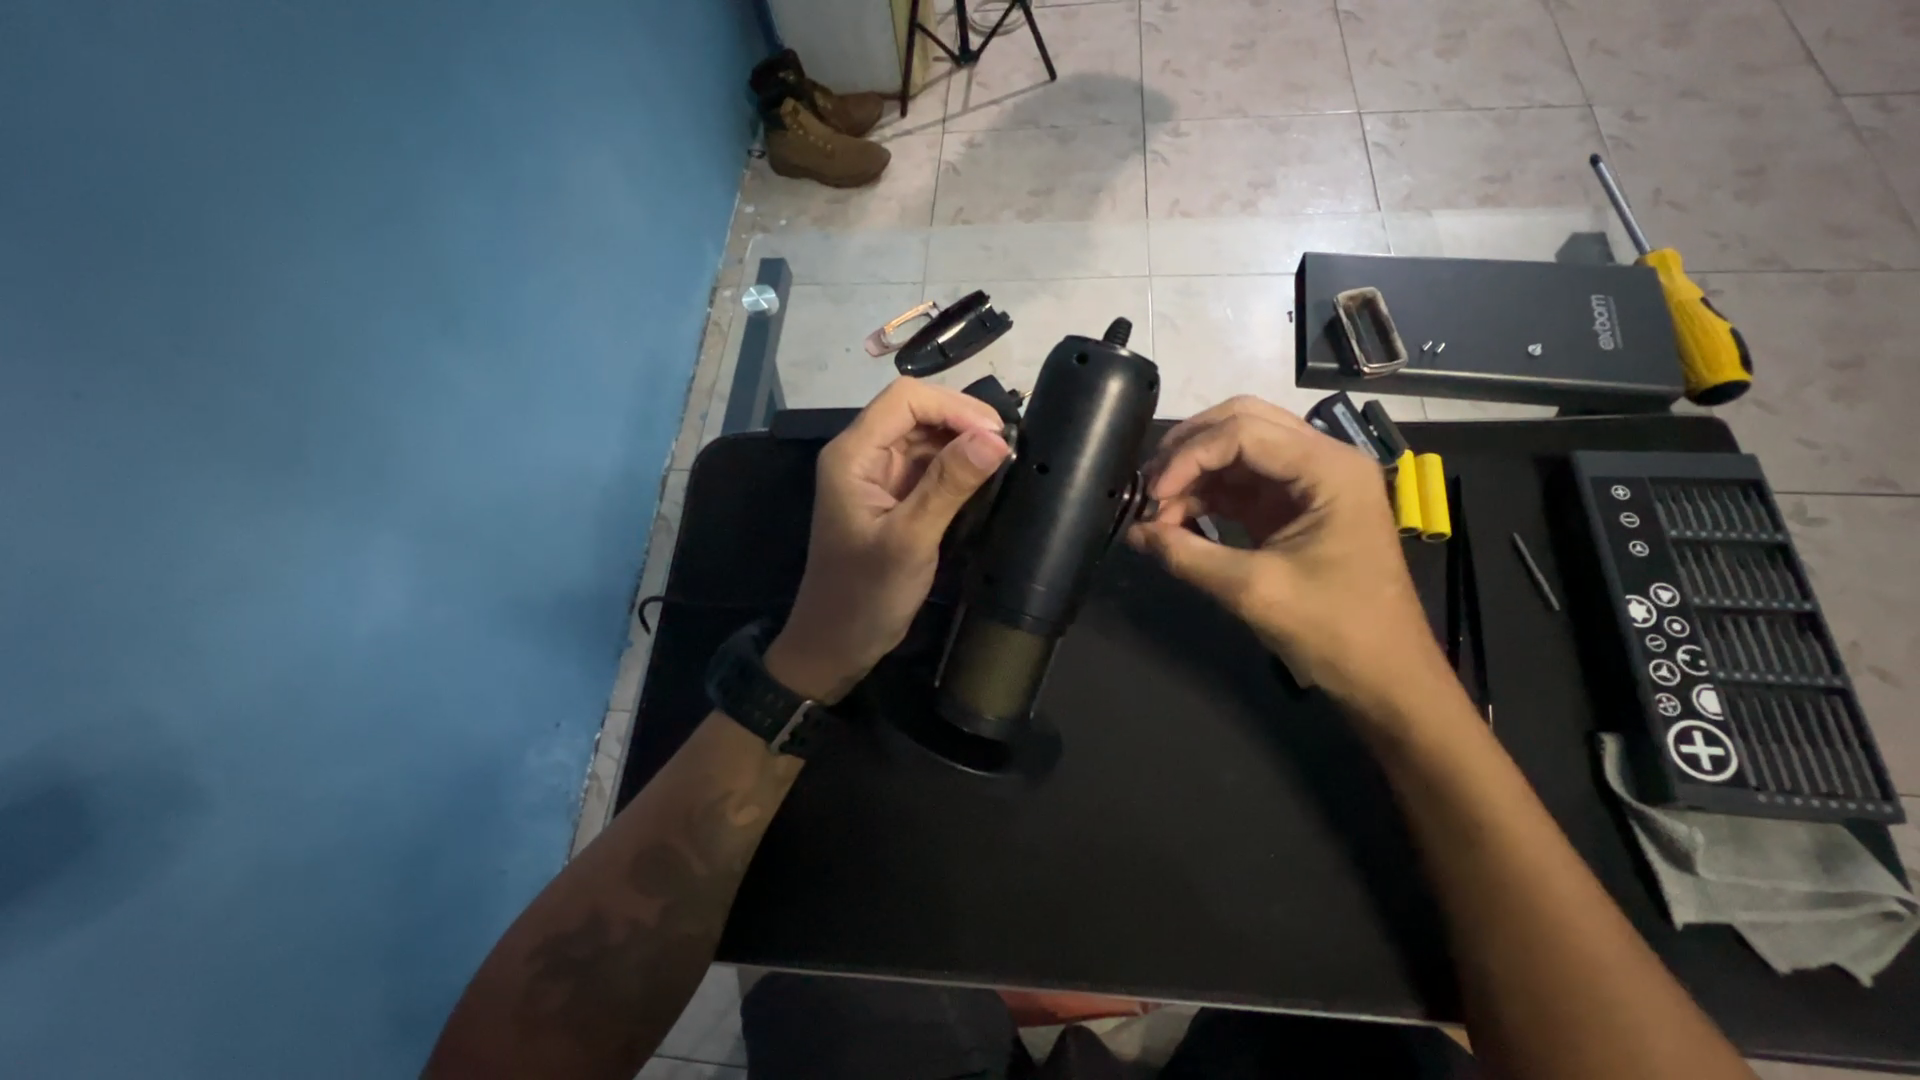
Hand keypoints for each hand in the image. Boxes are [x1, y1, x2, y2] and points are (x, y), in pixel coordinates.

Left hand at [766, 379, 1010, 703]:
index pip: (906, 400)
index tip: (997, 435)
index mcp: (853, 455)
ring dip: (964, 443)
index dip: (954, 407)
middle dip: (963, 422)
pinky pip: (929, 467)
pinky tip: (984, 480)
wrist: (836, 644)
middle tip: (1009, 449)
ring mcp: (879, 476)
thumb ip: (949, 484)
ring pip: (926, 438)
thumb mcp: (910, 539)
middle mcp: (863, 455)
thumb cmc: (864, 596)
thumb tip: (995, 438)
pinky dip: (958, 467)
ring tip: (1004, 462)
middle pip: (917, 413)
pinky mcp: (894, 498)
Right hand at [1126, 396, 1445, 711]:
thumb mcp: (1254, 590)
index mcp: (1329, 469)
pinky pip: (1243, 483)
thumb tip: (1133, 532)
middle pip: (1242, 423)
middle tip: (1150, 487)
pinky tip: (1176, 520)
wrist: (1385, 675)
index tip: (1152, 498)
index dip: (1189, 457)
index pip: (1242, 432)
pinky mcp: (1295, 507)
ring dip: (1195, 472)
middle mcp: (1323, 460)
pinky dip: (1208, 496)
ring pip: (1240, 449)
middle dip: (1189, 450)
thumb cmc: (1334, 630)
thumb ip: (1187, 554)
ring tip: (1157, 510)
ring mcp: (1310, 483)